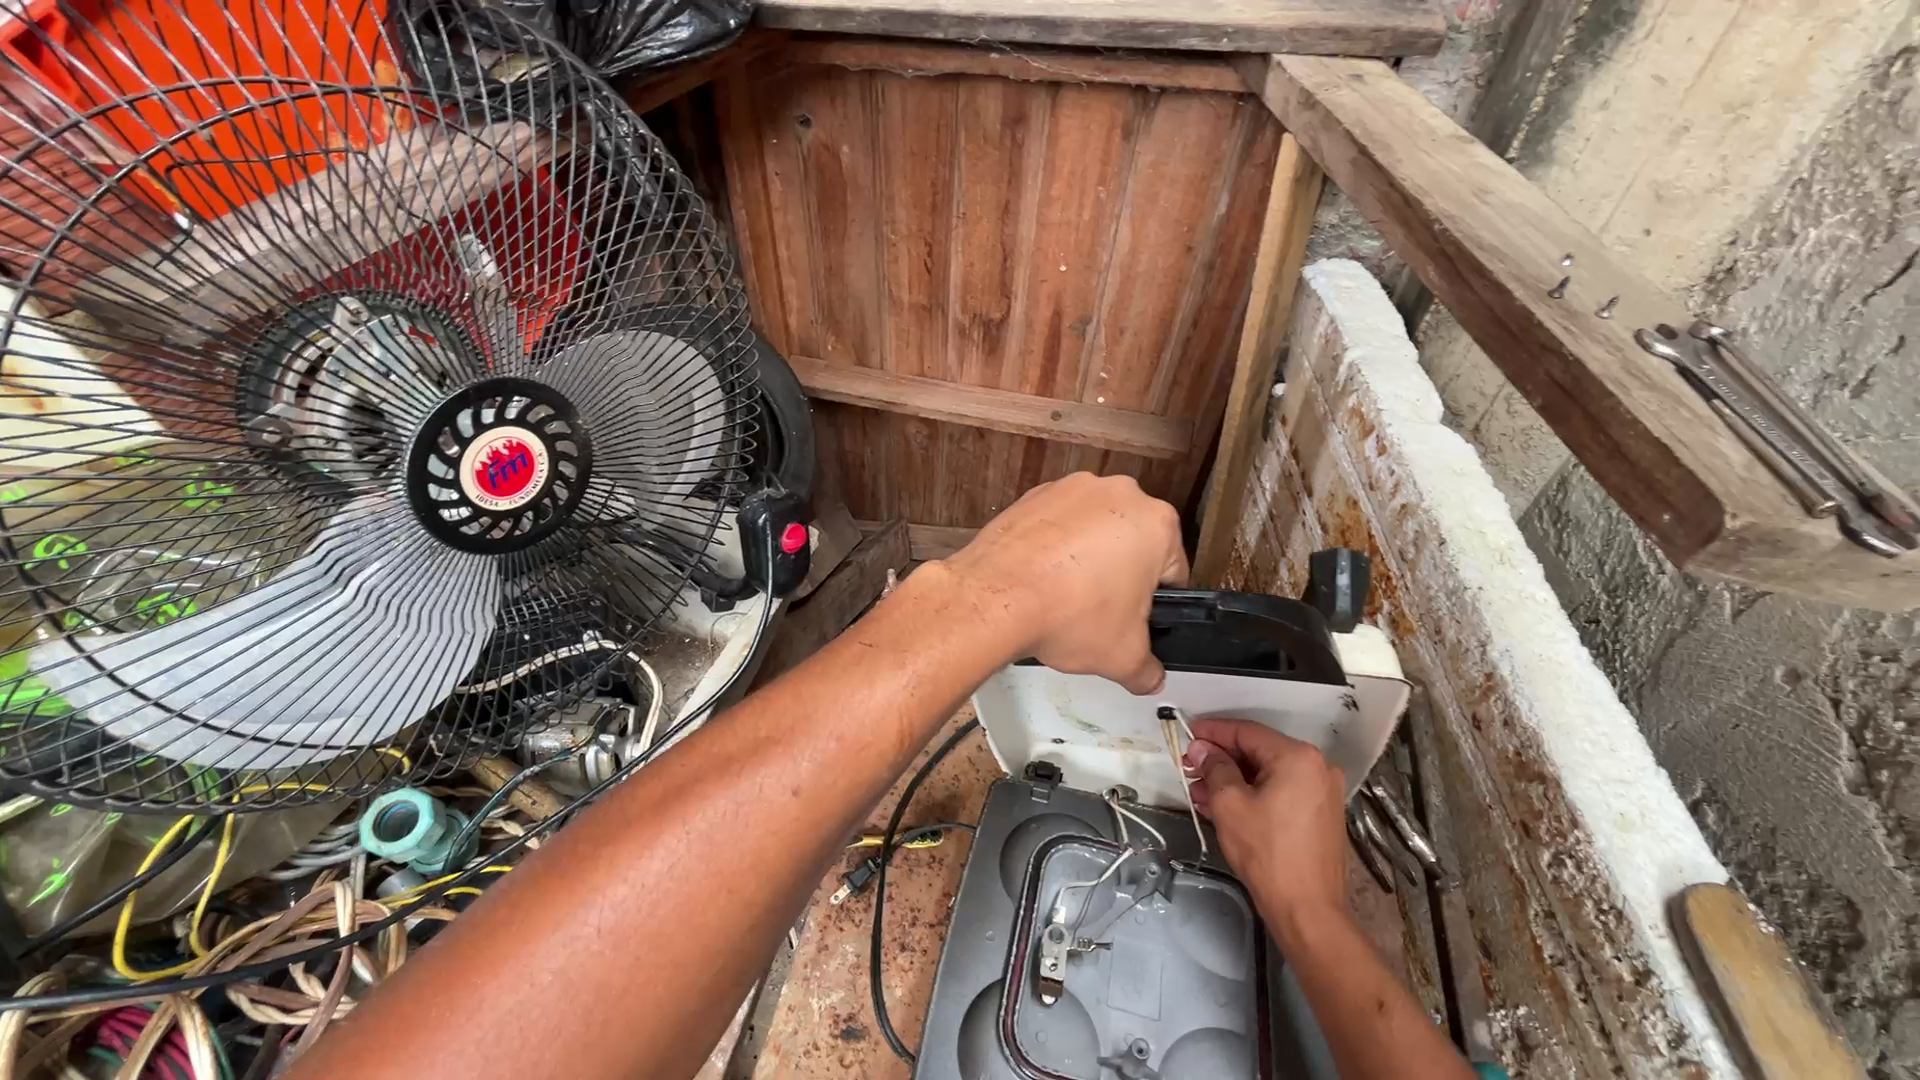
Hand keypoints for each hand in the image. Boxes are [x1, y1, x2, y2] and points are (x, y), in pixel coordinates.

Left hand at [940, 472, 1187, 694]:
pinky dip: (1053, 547)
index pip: (1173, 571)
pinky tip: (1042, 578)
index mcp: (1158, 524)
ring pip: (1093, 531)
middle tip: (1100, 612)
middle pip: (1132, 544)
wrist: (997, 597)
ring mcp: (1073, 489)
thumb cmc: (1067, 614)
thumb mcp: (1123, 658)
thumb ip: (1148, 670)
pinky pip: (1056, 524)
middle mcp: (1119, 494)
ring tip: (1067, 597)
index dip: (1156, 602)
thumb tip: (1150, 677)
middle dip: (1120, 575)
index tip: (1136, 619)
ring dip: (1086, 558)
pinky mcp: (1035, 494)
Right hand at [1184, 718, 1347, 930]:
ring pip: (1267, 774)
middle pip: (1258, 752)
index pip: (1246, 731)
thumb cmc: (1266, 852)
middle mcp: (1317, 767)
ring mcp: (1322, 792)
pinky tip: (1224, 806)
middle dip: (1220, 760)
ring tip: (1199, 793)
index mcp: (1298, 757)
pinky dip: (1252, 794)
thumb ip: (1214, 767)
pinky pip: (1280, 791)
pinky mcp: (1320, 814)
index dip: (1212, 732)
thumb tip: (1201, 749)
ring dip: (1233, 780)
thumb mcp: (1229, 803)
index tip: (1187, 734)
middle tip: (1189, 768)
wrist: (1307, 910)